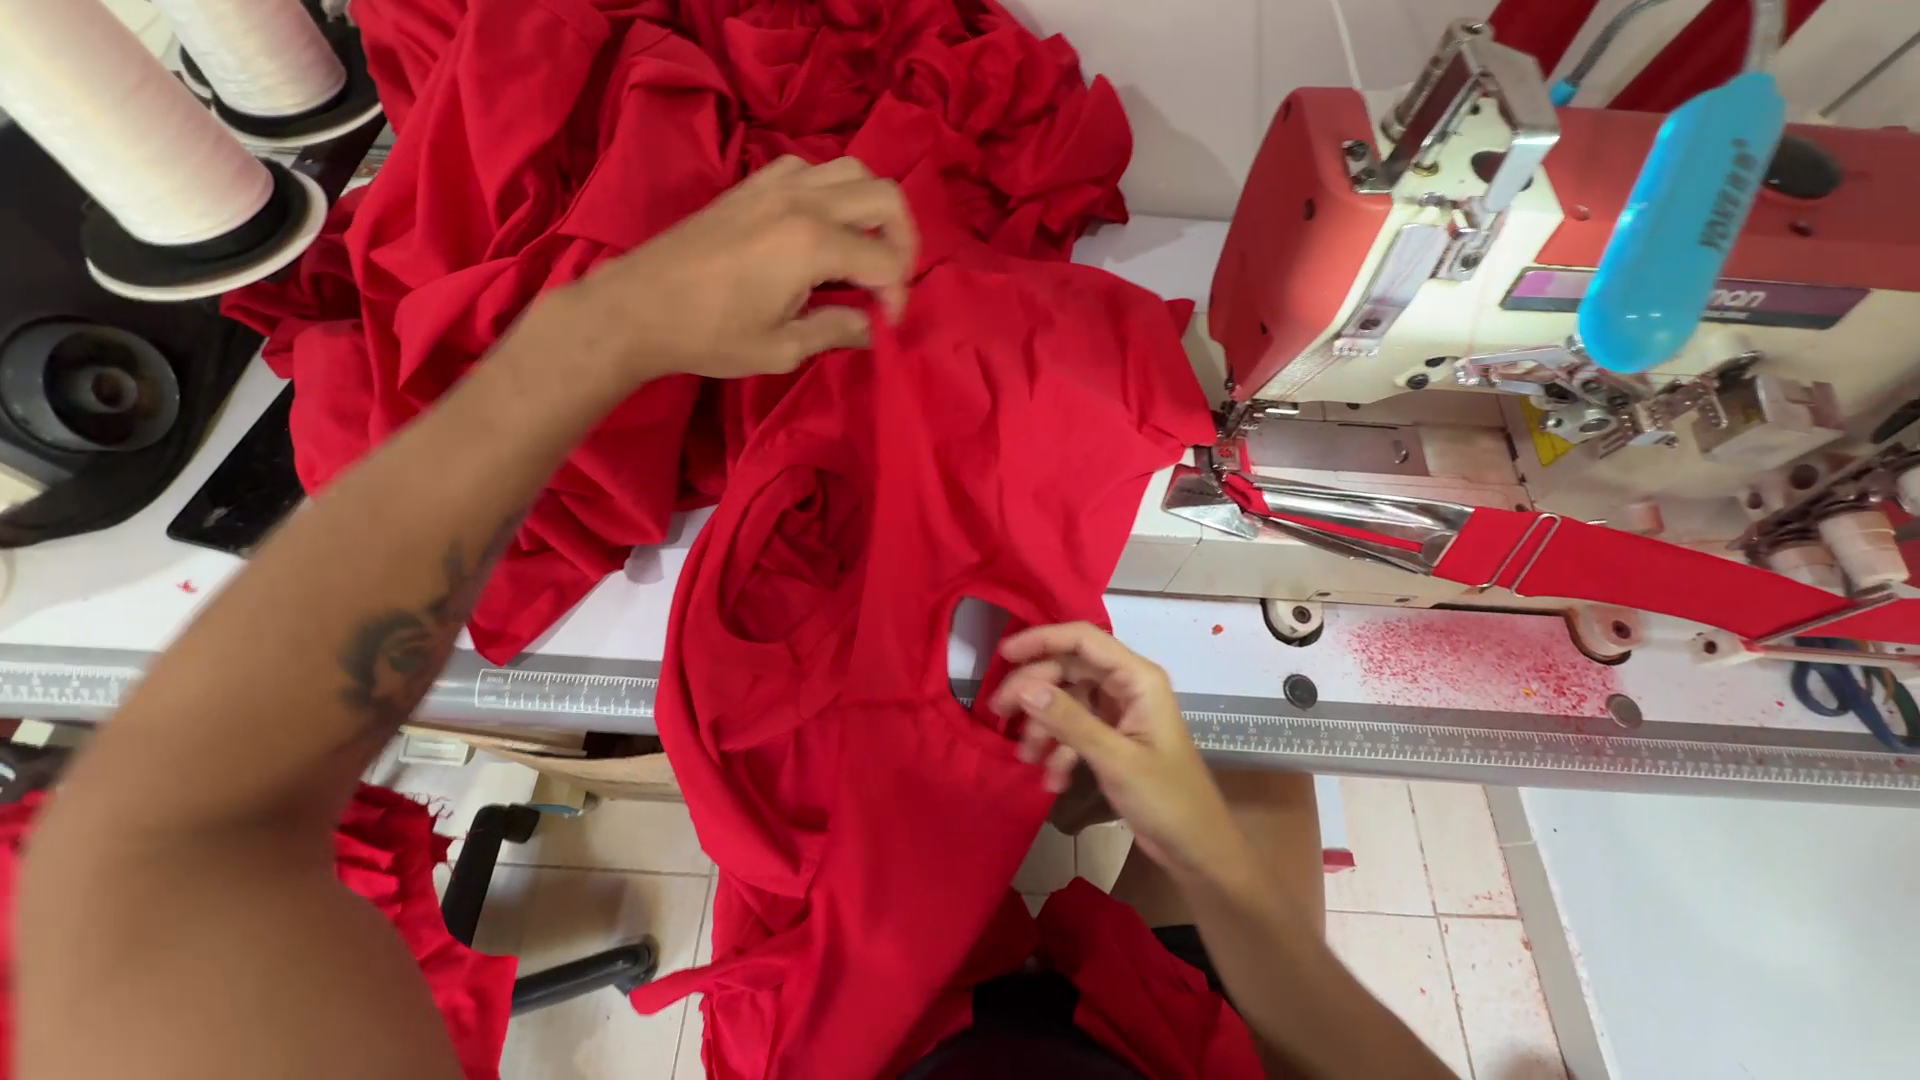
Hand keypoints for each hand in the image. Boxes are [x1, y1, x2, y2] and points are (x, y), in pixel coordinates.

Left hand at [561, 155, 916, 381]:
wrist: (637, 307)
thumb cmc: (709, 335)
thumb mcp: (782, 348)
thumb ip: (837, 330)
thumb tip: (871, 328)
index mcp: (813, 243)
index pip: (886, 260)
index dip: (898, 297)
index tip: (886, 327)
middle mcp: (802, 200)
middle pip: (885, 196)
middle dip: (904, 241)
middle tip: (891, 281)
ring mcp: (775, 184)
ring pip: (852, 171)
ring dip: (871, 209)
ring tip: (863, 250)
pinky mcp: (752, 184)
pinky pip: (811, 167)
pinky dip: (832, 191)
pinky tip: (820, 227)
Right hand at [989, 622, 1255, 884]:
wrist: (1196, 847)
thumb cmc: (1166, 798)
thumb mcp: (1114, 758)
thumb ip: (1069, 720)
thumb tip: (1023, 688)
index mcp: (1137, 678)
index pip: (1083, 639)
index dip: (1042, 640)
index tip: (1003, 655)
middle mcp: (1127, 686)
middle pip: (1068, 669)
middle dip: (1033, 690)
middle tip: (999, 713)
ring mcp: (1119, 712)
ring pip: (1067, 701)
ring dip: (1043, 726)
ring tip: (1026, 757)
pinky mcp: (1112, 737)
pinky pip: (1075, 729)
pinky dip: (1059, 750)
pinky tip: (1052, 779)